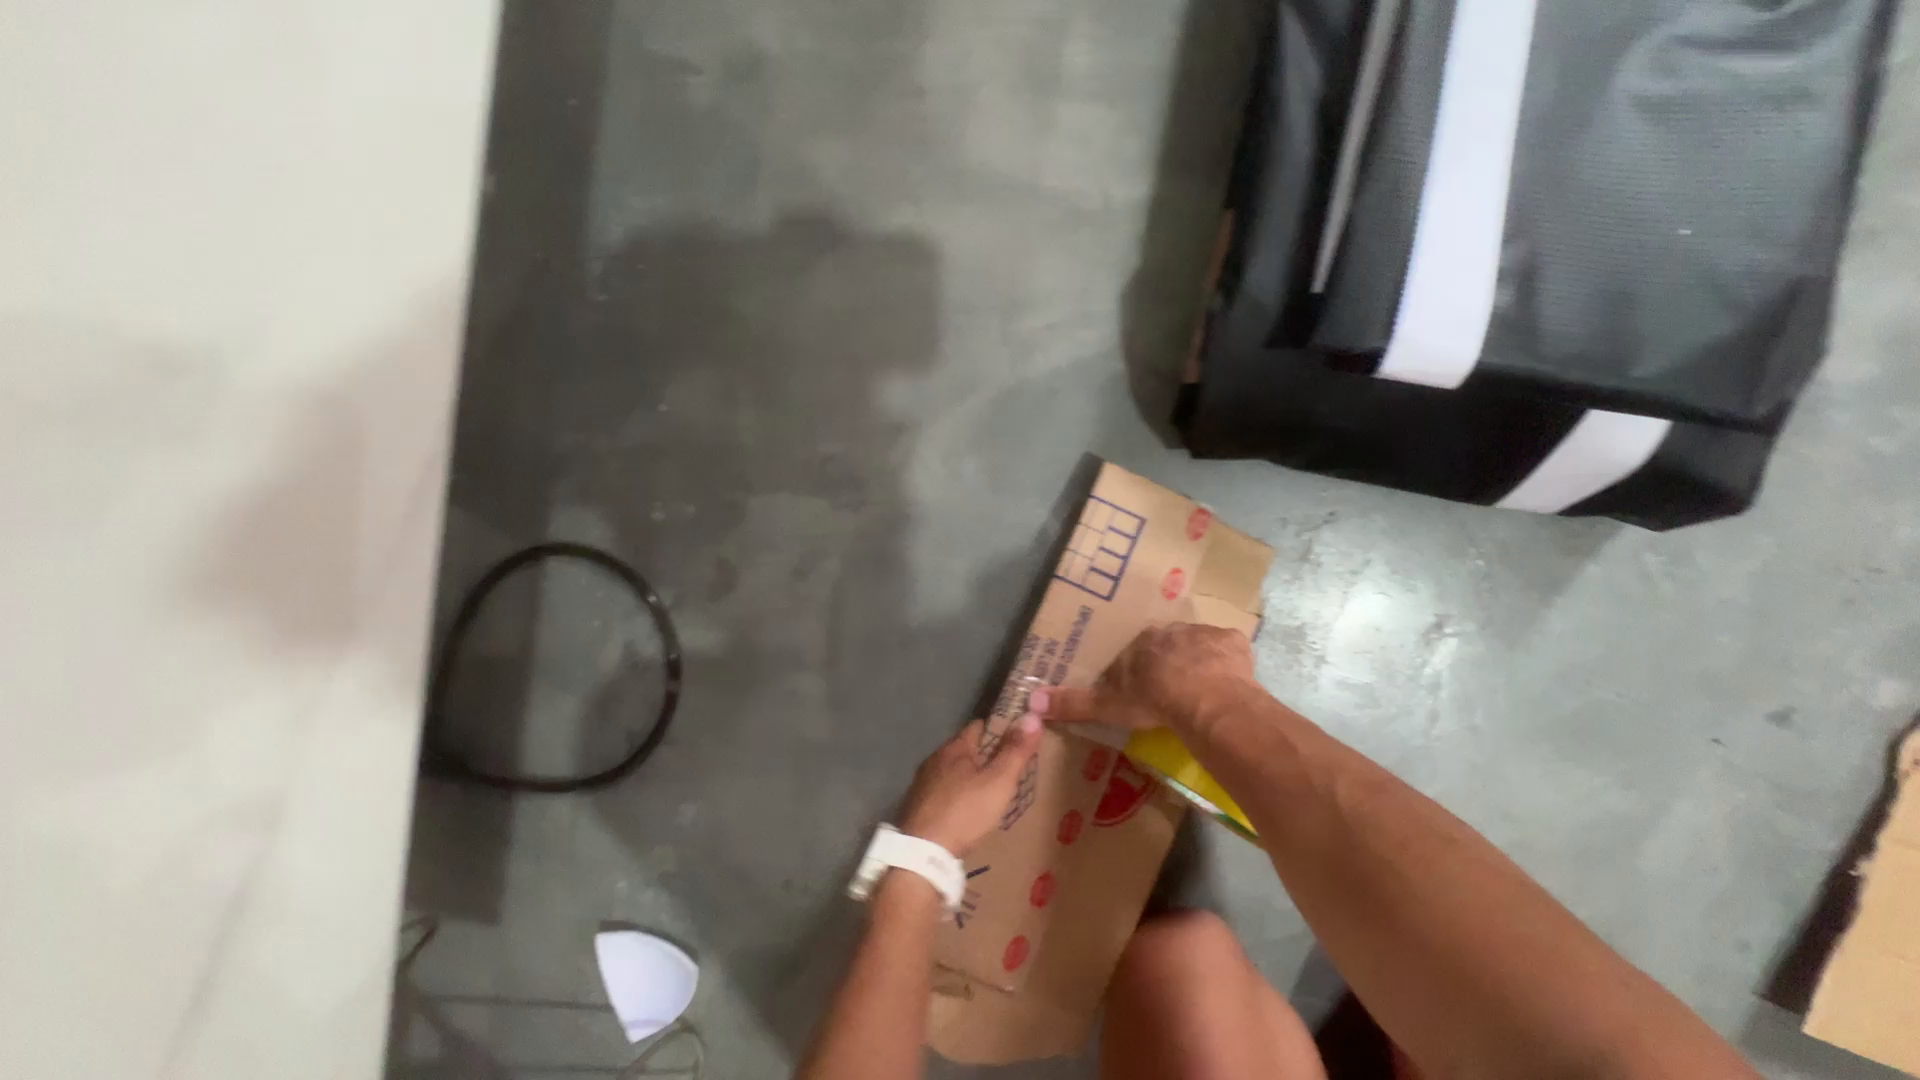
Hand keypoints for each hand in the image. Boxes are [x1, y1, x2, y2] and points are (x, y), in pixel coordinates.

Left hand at [899, 712, 1043, 856]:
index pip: (979, 726)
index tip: (1017, 739)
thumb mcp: (999, 781)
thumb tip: (1033, 716)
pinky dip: (956, 794)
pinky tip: (965, 810)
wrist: (923, 852)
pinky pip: (942, 791)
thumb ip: (1016, 751)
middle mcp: (935, 759)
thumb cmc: (966, 811)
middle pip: (965, 749)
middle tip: (1008, 769)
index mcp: (954, 748)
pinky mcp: (917, 805)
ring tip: (989, 791)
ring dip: (969, 776)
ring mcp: (922, 782)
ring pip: (952, 771)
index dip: (1000, 729)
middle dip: (985, 755)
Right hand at [1033, 622, 1256, 733]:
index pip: (1137, 650)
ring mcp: (1206, 634)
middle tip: (1172, 689)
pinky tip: (1229, 685)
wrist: (1205, 699)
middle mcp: (1173, 629)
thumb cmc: (1153, 698)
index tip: (1143, 686)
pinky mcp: (1234, 644)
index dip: (1140, 667)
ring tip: (1202, 691)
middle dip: (1169, 661)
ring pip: (1200, 646)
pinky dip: (1229, 666)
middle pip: (1169, 644)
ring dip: (1200, 662)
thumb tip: (1031, 701)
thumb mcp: (1108, 705)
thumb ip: (1073, 703)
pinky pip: (1230, 652)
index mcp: (1143, 640)